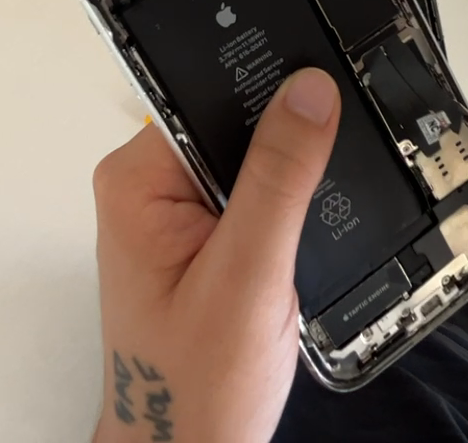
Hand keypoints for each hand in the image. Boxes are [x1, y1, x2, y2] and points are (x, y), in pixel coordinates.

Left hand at [90, 68, 340, 442]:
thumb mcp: (247, 275)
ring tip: (314, 201)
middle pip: (229, 120)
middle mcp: (149, 181)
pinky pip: (249, 185)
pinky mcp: (202, 227)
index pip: (207, 96)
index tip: (323, 82)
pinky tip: (303, 218)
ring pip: (246, 152)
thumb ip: (278, 179)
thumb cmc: (197, 384)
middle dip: (283, 136)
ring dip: (286, 171)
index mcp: (138, 177)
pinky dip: (284, 196)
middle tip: (329, 156)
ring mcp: (174, 206)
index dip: (267, 84)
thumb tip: (308, 92)